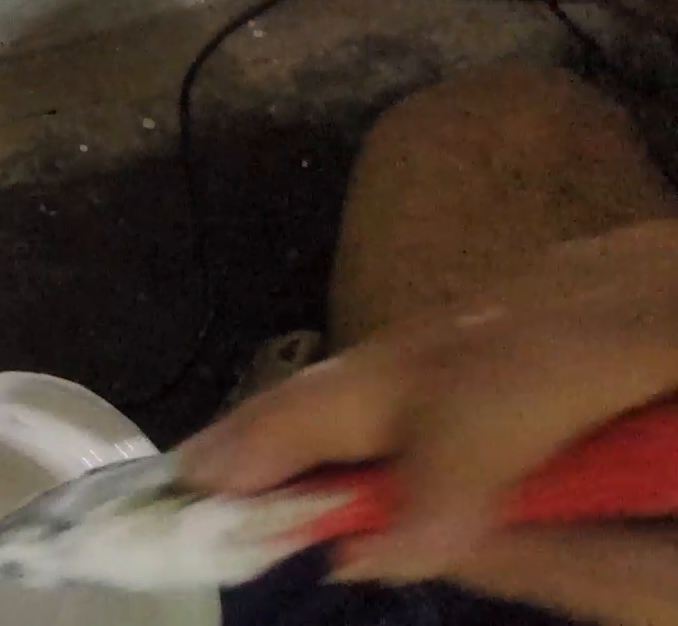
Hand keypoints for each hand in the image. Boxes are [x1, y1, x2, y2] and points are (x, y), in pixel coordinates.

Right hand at [179, 222, 677, 624]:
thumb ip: (583, 563)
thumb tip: (397, 543)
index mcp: (665, 328)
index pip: (509, 388)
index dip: (433, 469)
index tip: (352, 549)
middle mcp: (600, 276)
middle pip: (422, 346)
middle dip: (303, 419)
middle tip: (201, 472)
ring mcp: (570, 268)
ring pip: (416, 338)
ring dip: (319, 408)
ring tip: (231, 460)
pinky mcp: (552, 280)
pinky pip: (443, 337)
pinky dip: (373, 393)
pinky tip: (316, 434)